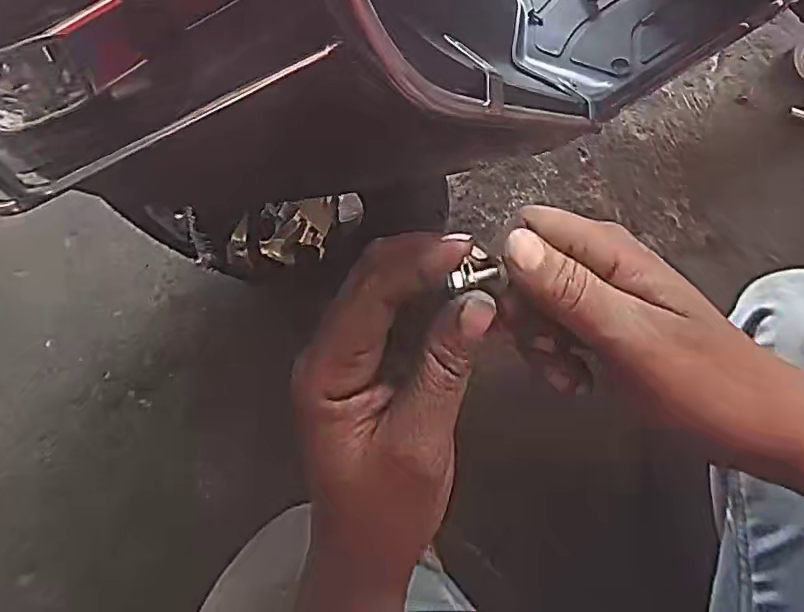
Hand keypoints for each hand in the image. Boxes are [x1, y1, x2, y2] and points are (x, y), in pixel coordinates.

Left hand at [291, 234, 496, 608]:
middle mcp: (328, 350)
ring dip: (428, 267)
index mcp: (326, 371)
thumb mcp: (420, 444)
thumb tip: (477, 305)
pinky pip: (398, 304)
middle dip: (423, 255)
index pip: (370, 293)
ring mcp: (347, 349)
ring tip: (473, 266)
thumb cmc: (383, 513)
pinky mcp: (370, 353)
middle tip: (474, 252)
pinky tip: (459, 289)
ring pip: (384, 281)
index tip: (463, 250)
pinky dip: (431, 289)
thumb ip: (445, 369)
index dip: (417, 262)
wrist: (364, 553)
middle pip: (371, 275)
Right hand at [497, 207, 796, 460]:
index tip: (519, 319)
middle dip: (524, 312)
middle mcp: (605, 259)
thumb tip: (514, 243)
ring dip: (540, 340)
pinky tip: (579, 377)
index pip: (528, 228)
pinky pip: (559, 323)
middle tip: (551, 353)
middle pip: (528, 264)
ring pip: (539, 298)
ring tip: (570, 373)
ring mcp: (607, 289)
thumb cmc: (705, 382)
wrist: (757, 421)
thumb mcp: (630, 336)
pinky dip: (557, 353)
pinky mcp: (609, 318)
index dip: (511, 270)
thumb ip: (570, 288)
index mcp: (610, 249)